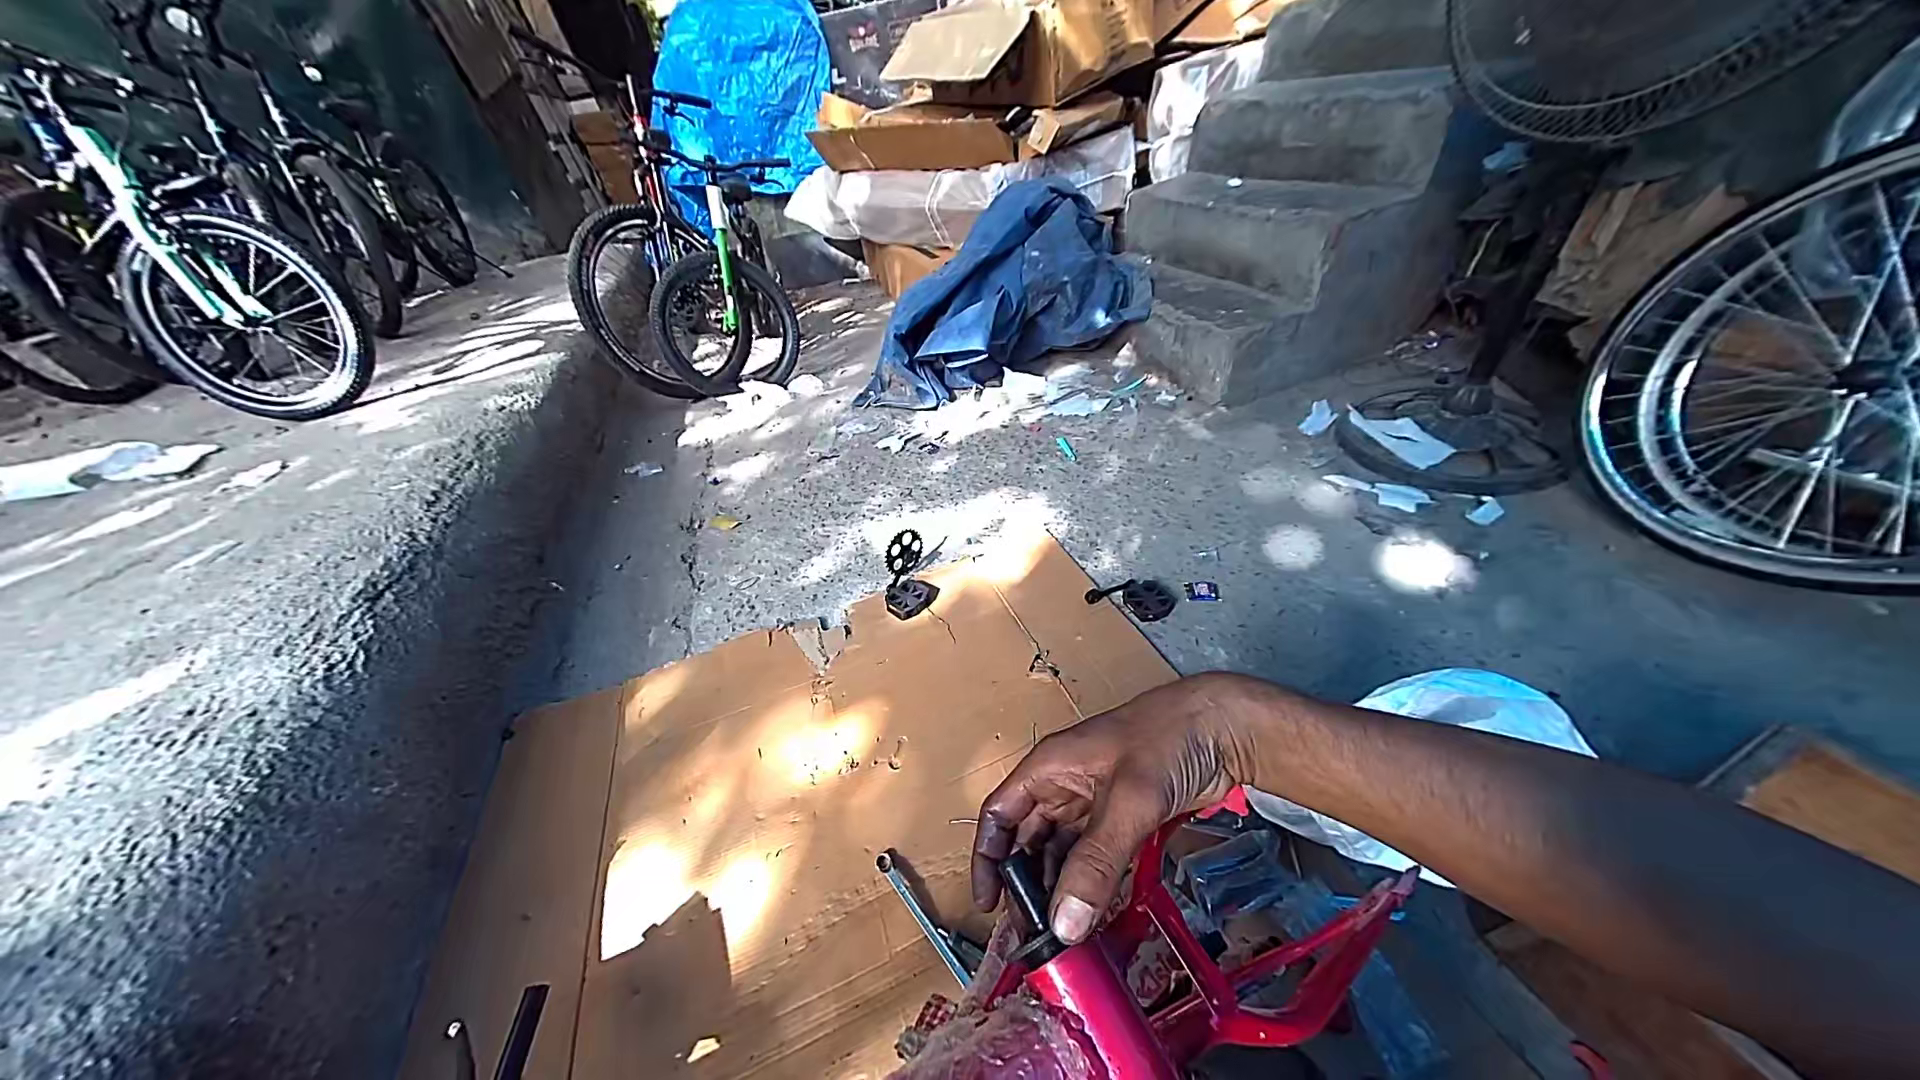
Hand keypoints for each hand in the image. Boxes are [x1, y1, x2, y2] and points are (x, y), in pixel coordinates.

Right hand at [970, 673, 1263, 943]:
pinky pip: (1093, 855)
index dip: (987, 857)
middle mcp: (1063, 784)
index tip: (988, 903)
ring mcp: (1092, 801)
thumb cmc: (1164, 740)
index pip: (999, 813)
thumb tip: (1065, 924)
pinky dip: (1088, 882)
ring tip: (1062, 930)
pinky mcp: (1121, 815)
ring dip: (1058, 887)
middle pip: (1027, 838)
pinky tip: (1093, 910)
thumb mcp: (1127, 801)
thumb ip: (1096, 863)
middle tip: (1034, 932)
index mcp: (1048, 767)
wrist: (1221, 727)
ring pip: (1060, 850)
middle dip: (1025, 883)